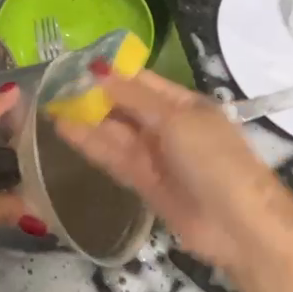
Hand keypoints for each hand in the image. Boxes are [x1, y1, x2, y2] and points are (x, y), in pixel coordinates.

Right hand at [52, 71, 292, 269]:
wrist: (242, 229)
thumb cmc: (215, 161)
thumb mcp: (176, 120)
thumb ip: (133, 97)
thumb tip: (99, 70)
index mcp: (184, 104)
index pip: (140, 80)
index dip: (109, 71)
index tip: (74, 63)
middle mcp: (168, 126)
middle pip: (124, 105)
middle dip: (93, 95)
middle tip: (54, 83)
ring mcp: (156, 156)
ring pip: (115, 132)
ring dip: (86, 118)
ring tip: (50, 104)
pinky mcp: (144, 184)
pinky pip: (113, 158)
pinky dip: (90, 144)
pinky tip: (64, 130)